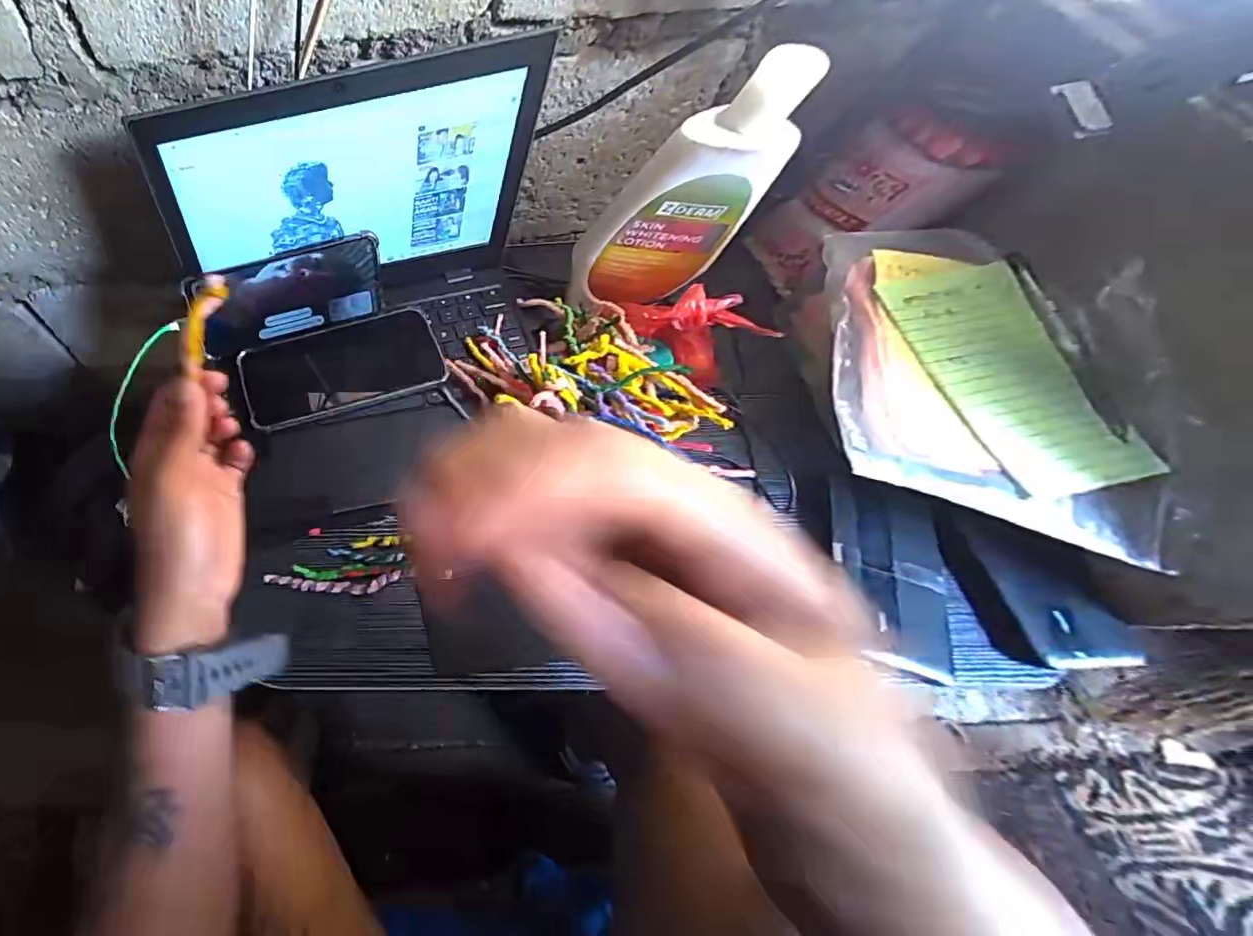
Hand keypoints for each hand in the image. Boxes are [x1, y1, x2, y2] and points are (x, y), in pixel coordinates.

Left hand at [127, 370, 255, 653]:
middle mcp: (175, 457)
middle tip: (226, 394)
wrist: (195, 589)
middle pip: (191, 413)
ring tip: (231, 429)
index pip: (166, 404)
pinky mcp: (226, 490)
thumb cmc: (176, 531)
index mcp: (153, 451)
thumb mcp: (173, 476)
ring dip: (224, 422)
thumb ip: (182, 429)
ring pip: (213, 431)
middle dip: (207, 399)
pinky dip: (239, 449)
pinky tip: (243, 454)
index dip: (185, 383)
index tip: (210, 370)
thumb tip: (189, 381)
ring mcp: (202, 474)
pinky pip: (234, 457)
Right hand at [401, 405, 930, 825]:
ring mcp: (633, 532)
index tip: (459, 546)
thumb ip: (698, 666)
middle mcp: (682, 516)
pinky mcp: (593, 556)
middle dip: (481, 477)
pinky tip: (443, 538)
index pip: (622, 476)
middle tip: (422, 538)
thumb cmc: (845, 789)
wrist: (849, 821)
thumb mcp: (815, 750)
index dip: (527, 492)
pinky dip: (466, 501)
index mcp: (744, 542)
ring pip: (534, 457)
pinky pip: (518, 499)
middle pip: (566, 449)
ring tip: (420, 534)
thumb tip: (541, 575)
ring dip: (463, 477)